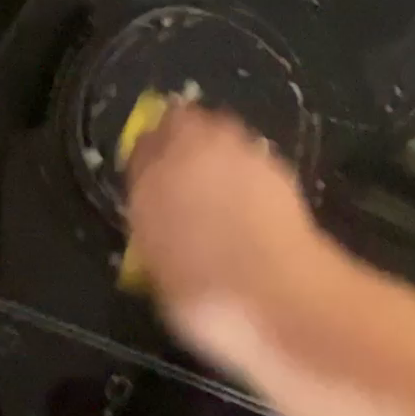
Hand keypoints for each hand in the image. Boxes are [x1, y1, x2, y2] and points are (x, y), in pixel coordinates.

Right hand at [123, 104, 333, 354]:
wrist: (274, 288)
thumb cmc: (205, 294)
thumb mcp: (159, 267)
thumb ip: (154, 226)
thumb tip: (160, 217)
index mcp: (151, 179)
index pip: (140, 148)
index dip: (147, 160)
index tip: (151, 175)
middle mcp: (191, 152)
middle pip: (180, 121)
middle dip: (179, 134)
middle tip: (182, 163)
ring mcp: (236, 150)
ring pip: (218, 128)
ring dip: (215, 144)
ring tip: (219, 178)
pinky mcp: (273, 160)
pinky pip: (250, 152)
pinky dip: (246, 165)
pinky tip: (250, 195)